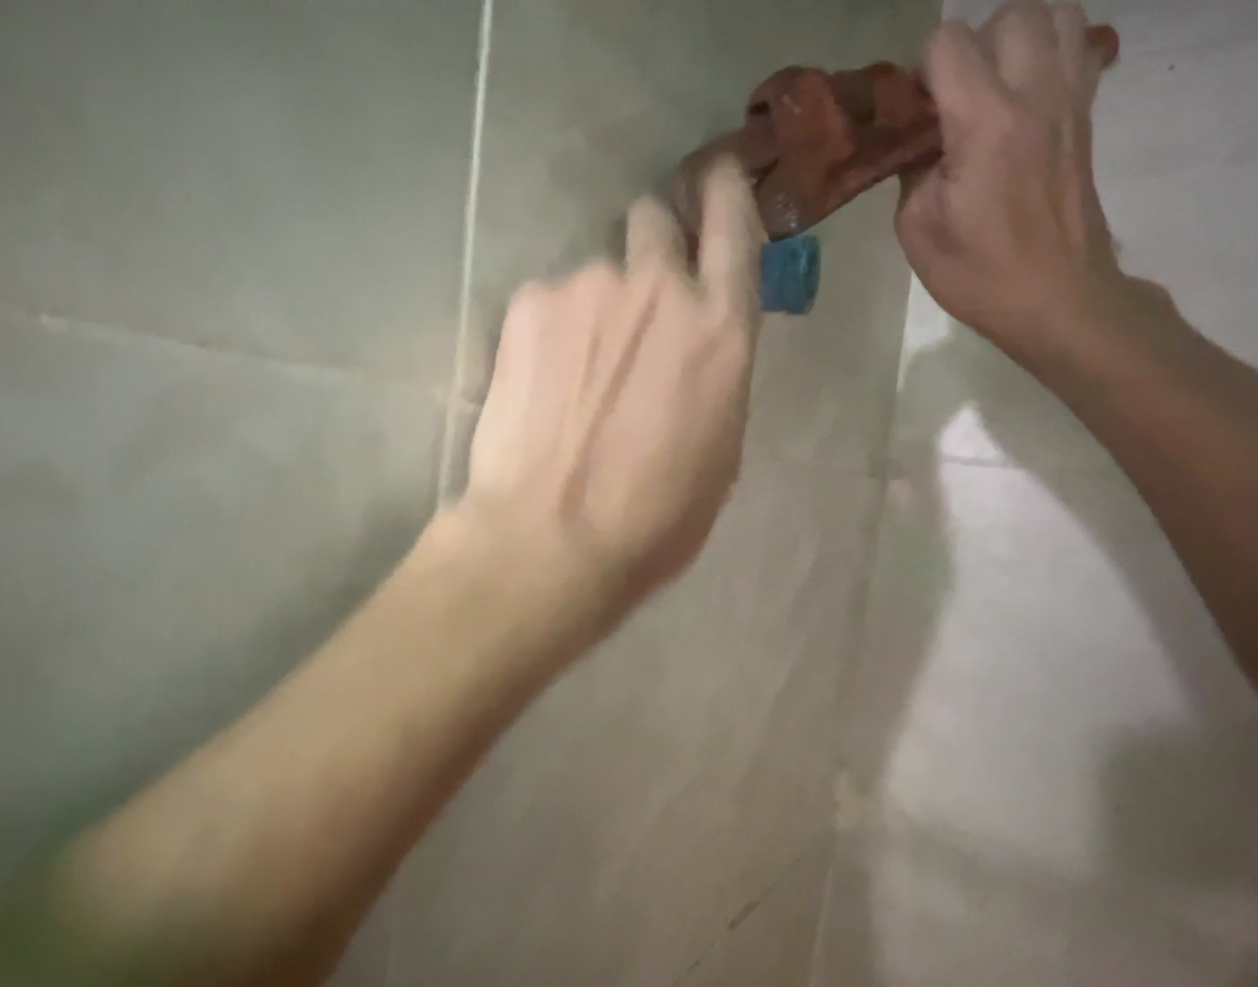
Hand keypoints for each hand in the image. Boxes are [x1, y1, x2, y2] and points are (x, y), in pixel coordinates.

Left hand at [448, 161, 764, 610]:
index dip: (720, 190)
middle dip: (647, 244)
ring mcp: (586, 289)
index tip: (711, 180)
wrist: (549, 535)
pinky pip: (544, 302)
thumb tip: (693, 346)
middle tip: (629, 300)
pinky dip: (544, 330)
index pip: (731, 218)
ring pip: (592, 272)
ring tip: (571, 372)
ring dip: (590, 304)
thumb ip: (713, 371)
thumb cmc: (652, 516)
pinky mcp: (527, 307)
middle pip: (651, 218)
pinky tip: (536, 382)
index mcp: (721, 325)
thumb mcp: (719, 448)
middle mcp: (658, 286)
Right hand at [896, 1, 1125, 354]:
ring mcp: (1071, 100)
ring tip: (988, 83)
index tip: (911, 112)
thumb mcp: (916, 224)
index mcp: (985, 124)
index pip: (949, 43)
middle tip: (950, 94)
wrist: (1055, 294)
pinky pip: (1078, 48)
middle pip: (1011, 14)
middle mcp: (1036, 95)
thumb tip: (916, 135)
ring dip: (1016, 37)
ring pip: (1057, 15)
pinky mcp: (1086, 113)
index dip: (918, 70)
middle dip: (971, 43)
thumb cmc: (975, 269)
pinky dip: (1049, 53)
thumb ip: (913, 164)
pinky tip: (1021, 94)